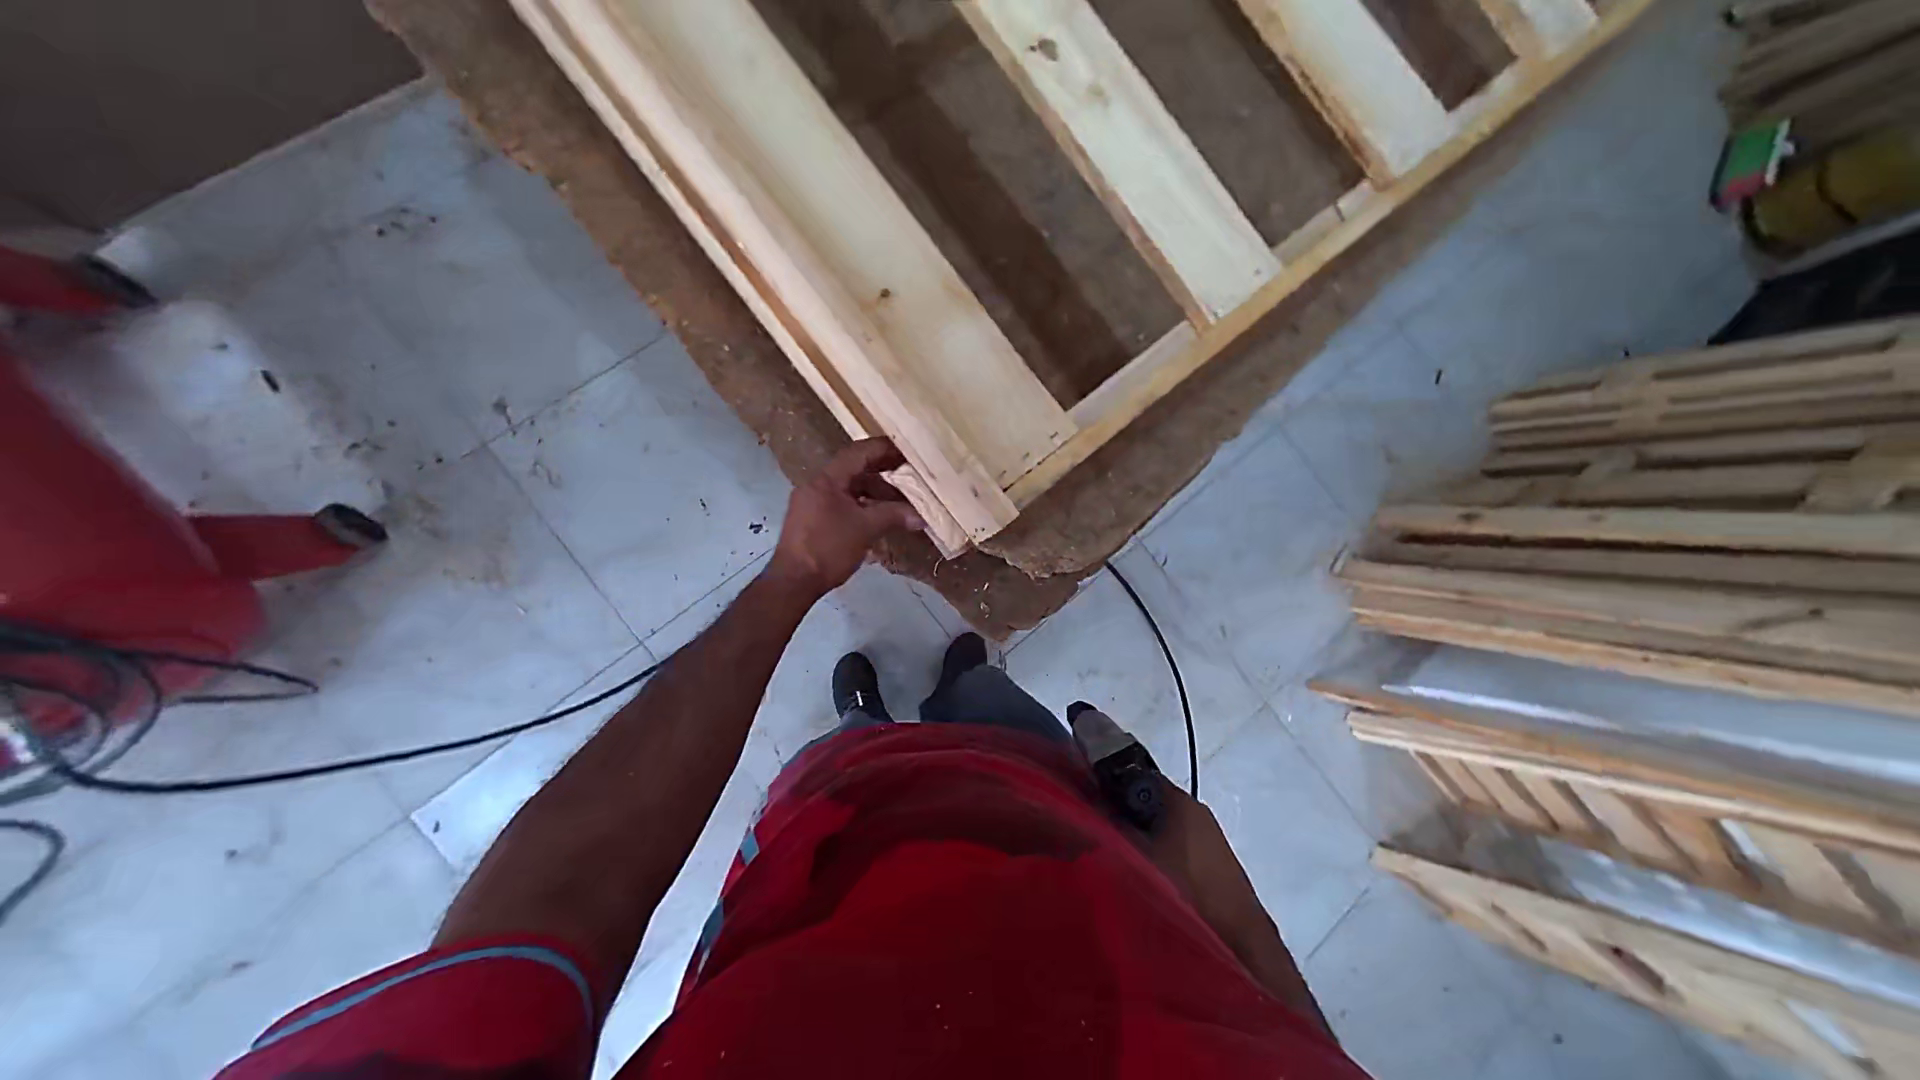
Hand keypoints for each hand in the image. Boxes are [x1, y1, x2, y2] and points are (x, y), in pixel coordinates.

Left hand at [766, 438, 925, 598]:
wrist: (793, 581)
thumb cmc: (828, 548)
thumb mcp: (865, 529)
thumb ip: (893, 516)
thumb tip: (920, 516)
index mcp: (826, 480)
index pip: (858, 453)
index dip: (884, 449)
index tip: (907, 451)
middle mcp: (817, 485)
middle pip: (853, 470)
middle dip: (883, 472)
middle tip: (909, 474)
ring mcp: (812, 503)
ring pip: (848, 489)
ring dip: (874, 493)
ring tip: (900, 502)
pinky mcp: (812, 520)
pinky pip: (842, 504)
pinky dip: (862, 506)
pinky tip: (879, 518)